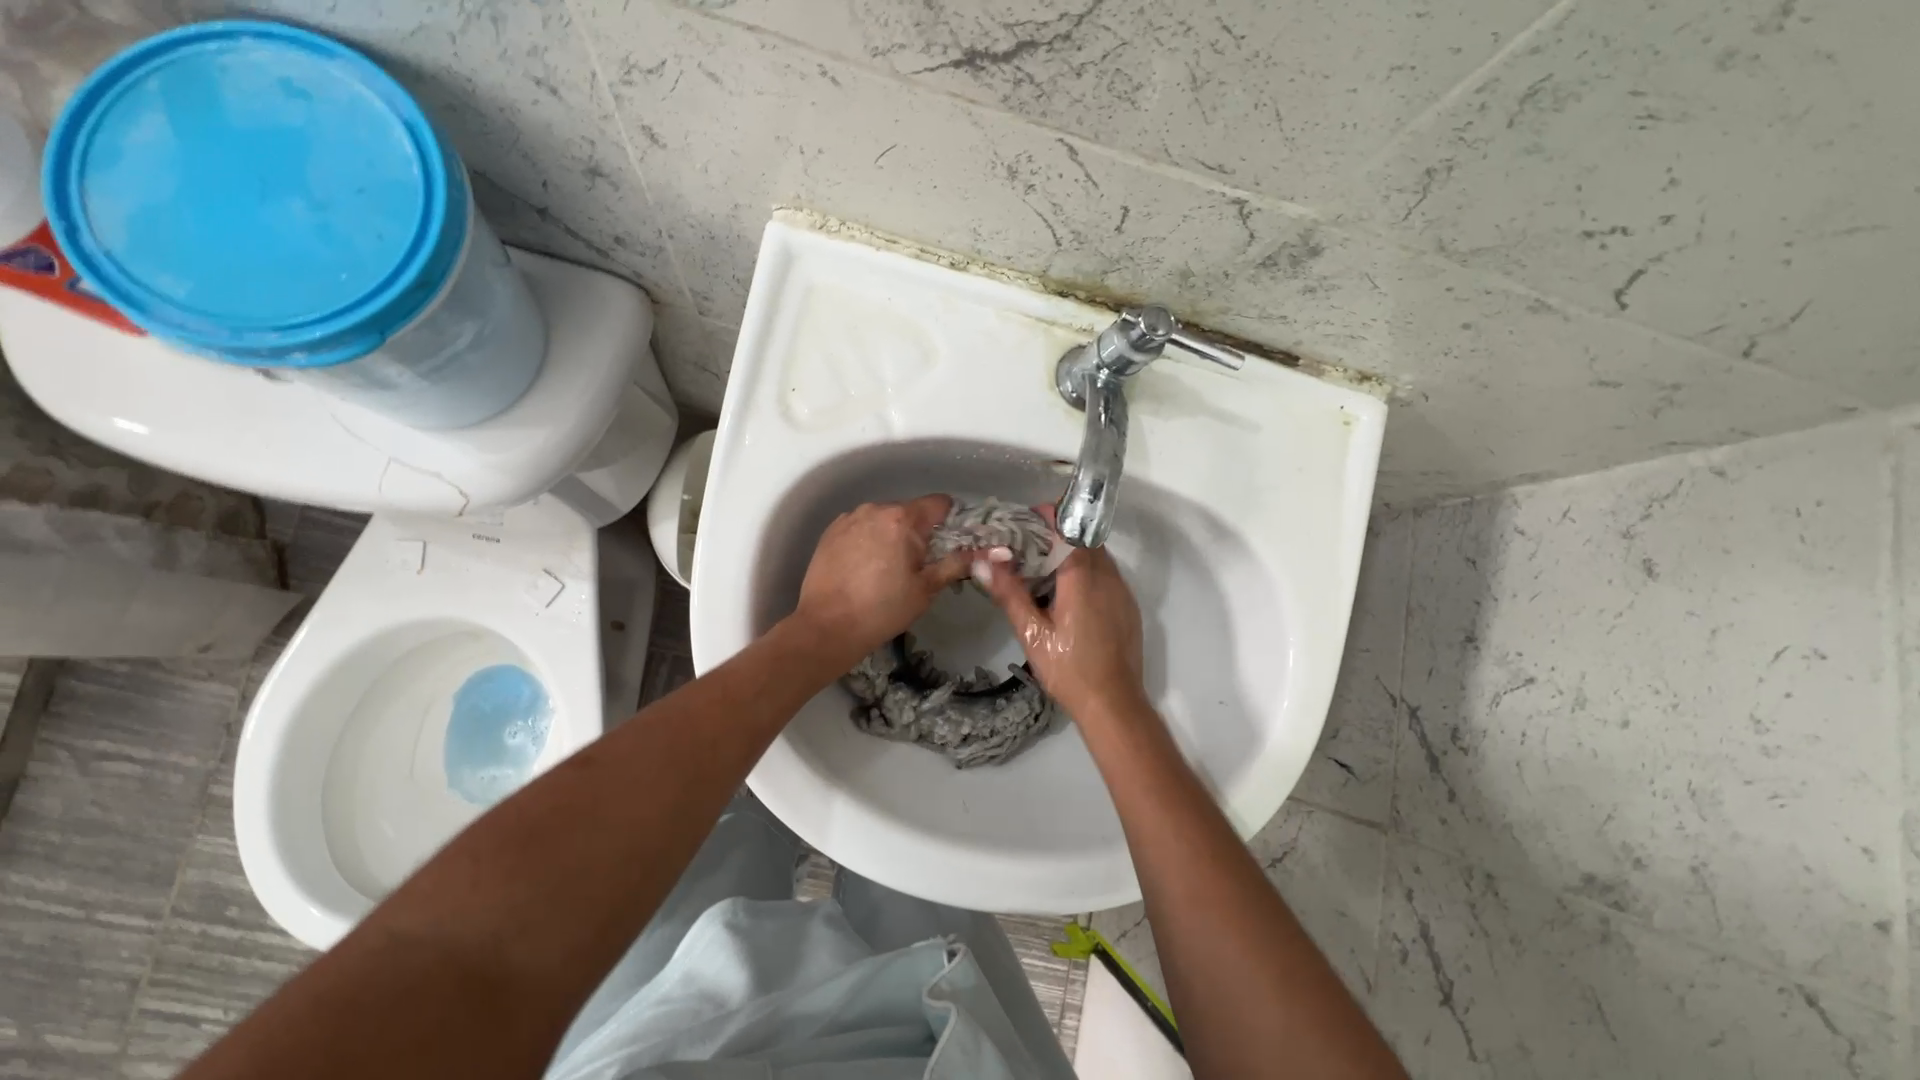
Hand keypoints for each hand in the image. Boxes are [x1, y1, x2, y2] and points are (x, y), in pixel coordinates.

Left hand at [790, 495, 982, 666]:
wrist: (827, 626)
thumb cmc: (882, 609)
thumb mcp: (926, 589)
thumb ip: (956, 564)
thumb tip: (987, 552)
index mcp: (903, 519)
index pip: (940, 503)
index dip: (950, 520)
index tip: (949, 543)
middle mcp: (876, 509)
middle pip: (910, 511)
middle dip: (918, 532)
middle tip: (918, 566)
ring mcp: (850, 518)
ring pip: (884, 519)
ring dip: (892, 535)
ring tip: (887, 569)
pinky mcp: (831, 531)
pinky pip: (861, 527)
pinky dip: (868, 540)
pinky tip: (864, 568)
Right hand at [980, 535, 1148, 723]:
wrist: (1113, 704)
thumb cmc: (1069, 670)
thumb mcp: (1032, 633)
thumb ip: (1009, 593)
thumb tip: (984, 561)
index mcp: (1082, 578)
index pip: (1069, 529)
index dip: (1049, 517)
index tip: (1026, 518)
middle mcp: (1108, 576)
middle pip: (1085, 539)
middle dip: (1059, 532)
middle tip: (1028, 542)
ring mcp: (1122, 591)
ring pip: (1098, 556)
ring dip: (1074, 552)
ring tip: (1042, 566)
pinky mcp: (1128, 607)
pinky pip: (1107, 575)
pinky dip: (1087, 571)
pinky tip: (1067, 593)